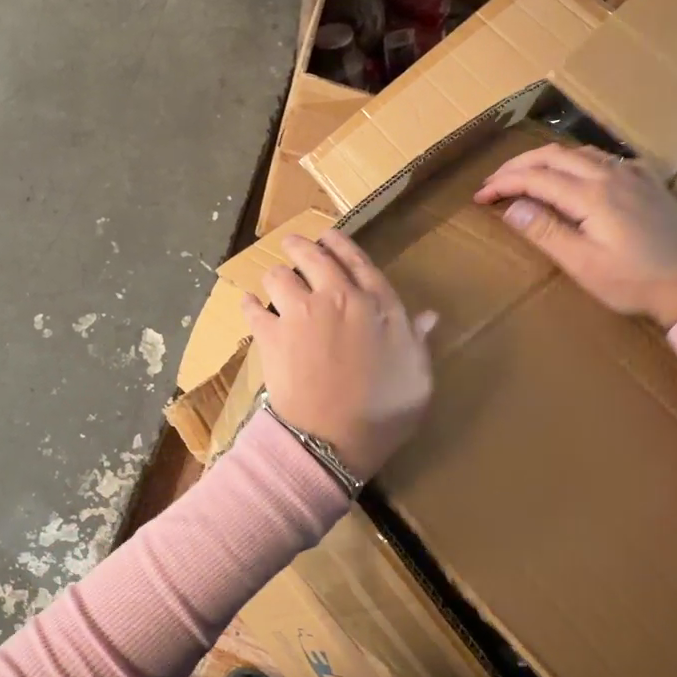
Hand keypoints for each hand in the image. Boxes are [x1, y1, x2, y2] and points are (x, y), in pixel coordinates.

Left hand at [240, 231, 437, 478]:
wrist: (333, 439)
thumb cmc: (384, 413)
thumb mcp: (417, 376)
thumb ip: (418, 341)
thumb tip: (428, 316)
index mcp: (378, 305)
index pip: (358, 261)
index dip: (341, 245)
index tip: (329, 236)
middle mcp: (338, 297)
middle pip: (314, 257)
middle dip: (300, 247)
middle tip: (292, 245)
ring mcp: (301, 312)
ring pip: (279, 276)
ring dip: (276, 276)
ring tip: (272, 281)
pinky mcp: (270, 333)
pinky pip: (253, 308)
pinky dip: (249, 305)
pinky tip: (248, 303)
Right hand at [473, 145, 676, 327]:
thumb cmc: (635, 282)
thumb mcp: (583, 264)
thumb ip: (546, 232)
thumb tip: (512, 207)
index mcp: (592, 195)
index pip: (536, 177)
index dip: (504, 183)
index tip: (480, 196)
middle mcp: (612, 175)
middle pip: (555, 155)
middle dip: (519, 164)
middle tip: (494, 181)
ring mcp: (634, 176)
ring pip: (580, 152)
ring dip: (546, 158)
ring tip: (525, 174)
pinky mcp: (649, 183)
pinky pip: (605, 158)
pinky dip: (577, 160)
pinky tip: (575, 174)